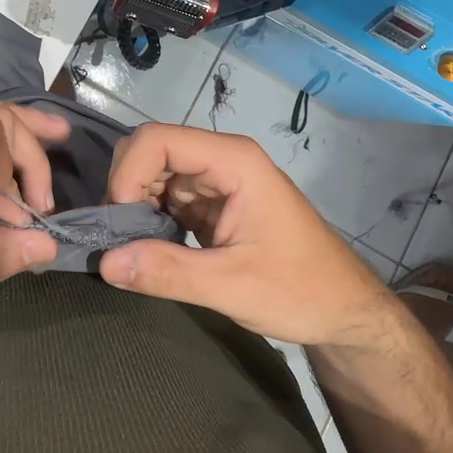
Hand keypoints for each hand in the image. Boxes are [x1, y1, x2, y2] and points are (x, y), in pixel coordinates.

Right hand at [97, 123, 397, 347]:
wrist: (346, 313)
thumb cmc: (301, 292)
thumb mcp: (234, 287)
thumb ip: (169, 272)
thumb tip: (106, 262)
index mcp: (233, 161)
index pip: (158, 140)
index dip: (129, 174)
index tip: (119, 221)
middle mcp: (221, 159)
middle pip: (151, 150)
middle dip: (127, 188)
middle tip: (119, 236)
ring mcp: (216, 179)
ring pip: (153, 172)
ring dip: (135, 204)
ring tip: (131, 245)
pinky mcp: (212, 202)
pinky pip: (165, 195)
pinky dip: (148, 216)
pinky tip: (149, 247)